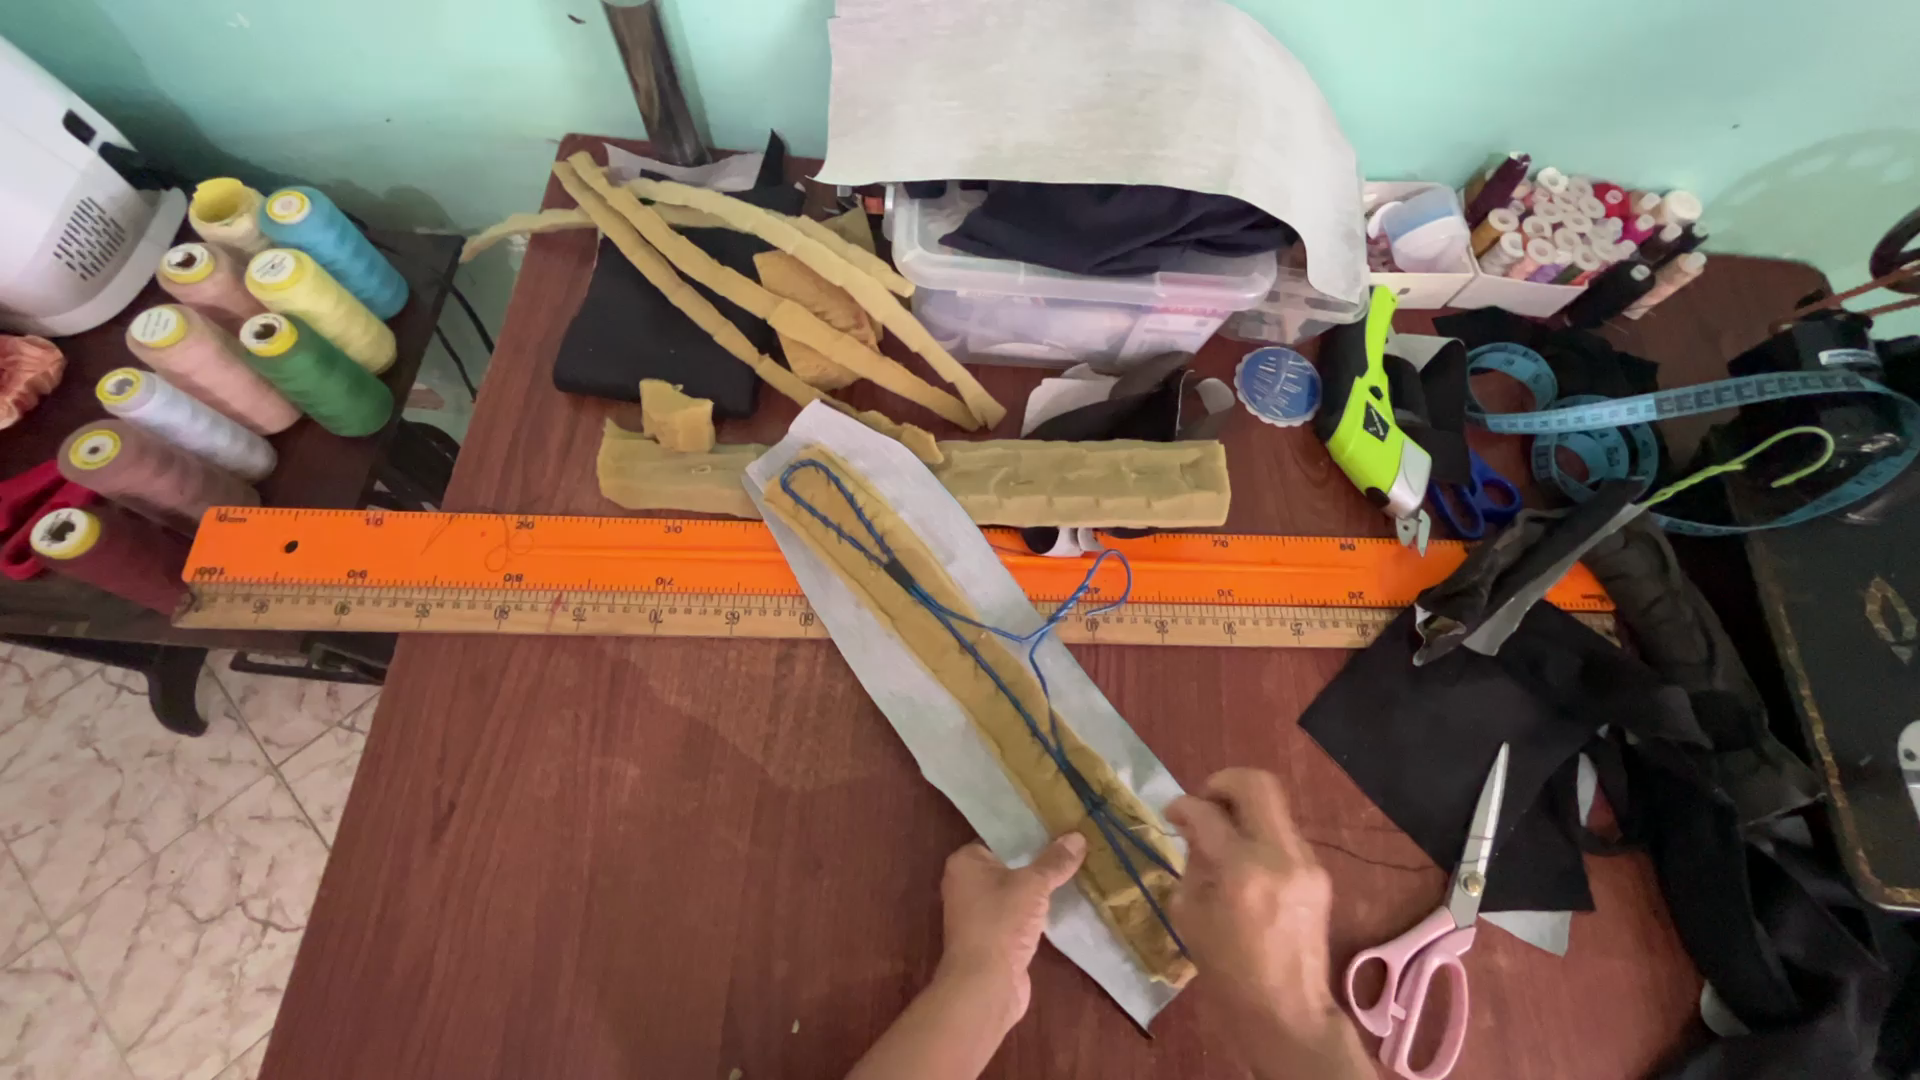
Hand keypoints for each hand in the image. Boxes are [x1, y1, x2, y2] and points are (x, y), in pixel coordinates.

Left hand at [937, 833, 1086, 1017]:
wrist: (985, 986)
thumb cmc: (1000, 922)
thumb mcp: (1033, 885)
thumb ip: (1054, 861)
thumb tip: (1078, 836)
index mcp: (965, 861)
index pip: (999, 838)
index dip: (1027, 832)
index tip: (1056, 827)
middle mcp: (965, 883)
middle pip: (1008, 864)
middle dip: (1036, 861)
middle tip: (1070, 848)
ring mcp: (977, 912)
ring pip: (1013, 891)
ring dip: (1037, 889)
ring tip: (1072, 872)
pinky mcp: (991, 937)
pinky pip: (1017, 914)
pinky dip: (1034, 912)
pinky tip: (1061, 905)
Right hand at [1167, 770, 1345, 1040]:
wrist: (1288, 1013)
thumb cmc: (1227, 970)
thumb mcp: (1191, 911)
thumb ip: (1193, 857)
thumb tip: (1192, 823)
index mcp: (1242, 870)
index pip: (1207, 812)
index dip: (1183, 805)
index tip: (1172, 813)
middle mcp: (1280, 856)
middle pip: (1256, 784)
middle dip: (1222, 783)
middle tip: (1204, 803)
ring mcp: (1307, 863)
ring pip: (1273, 804)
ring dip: (1242, 807)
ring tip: (1222, 834)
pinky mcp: (1319, 873)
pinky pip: (1283, 832)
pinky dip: (1259, 832)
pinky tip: (1245, 859)